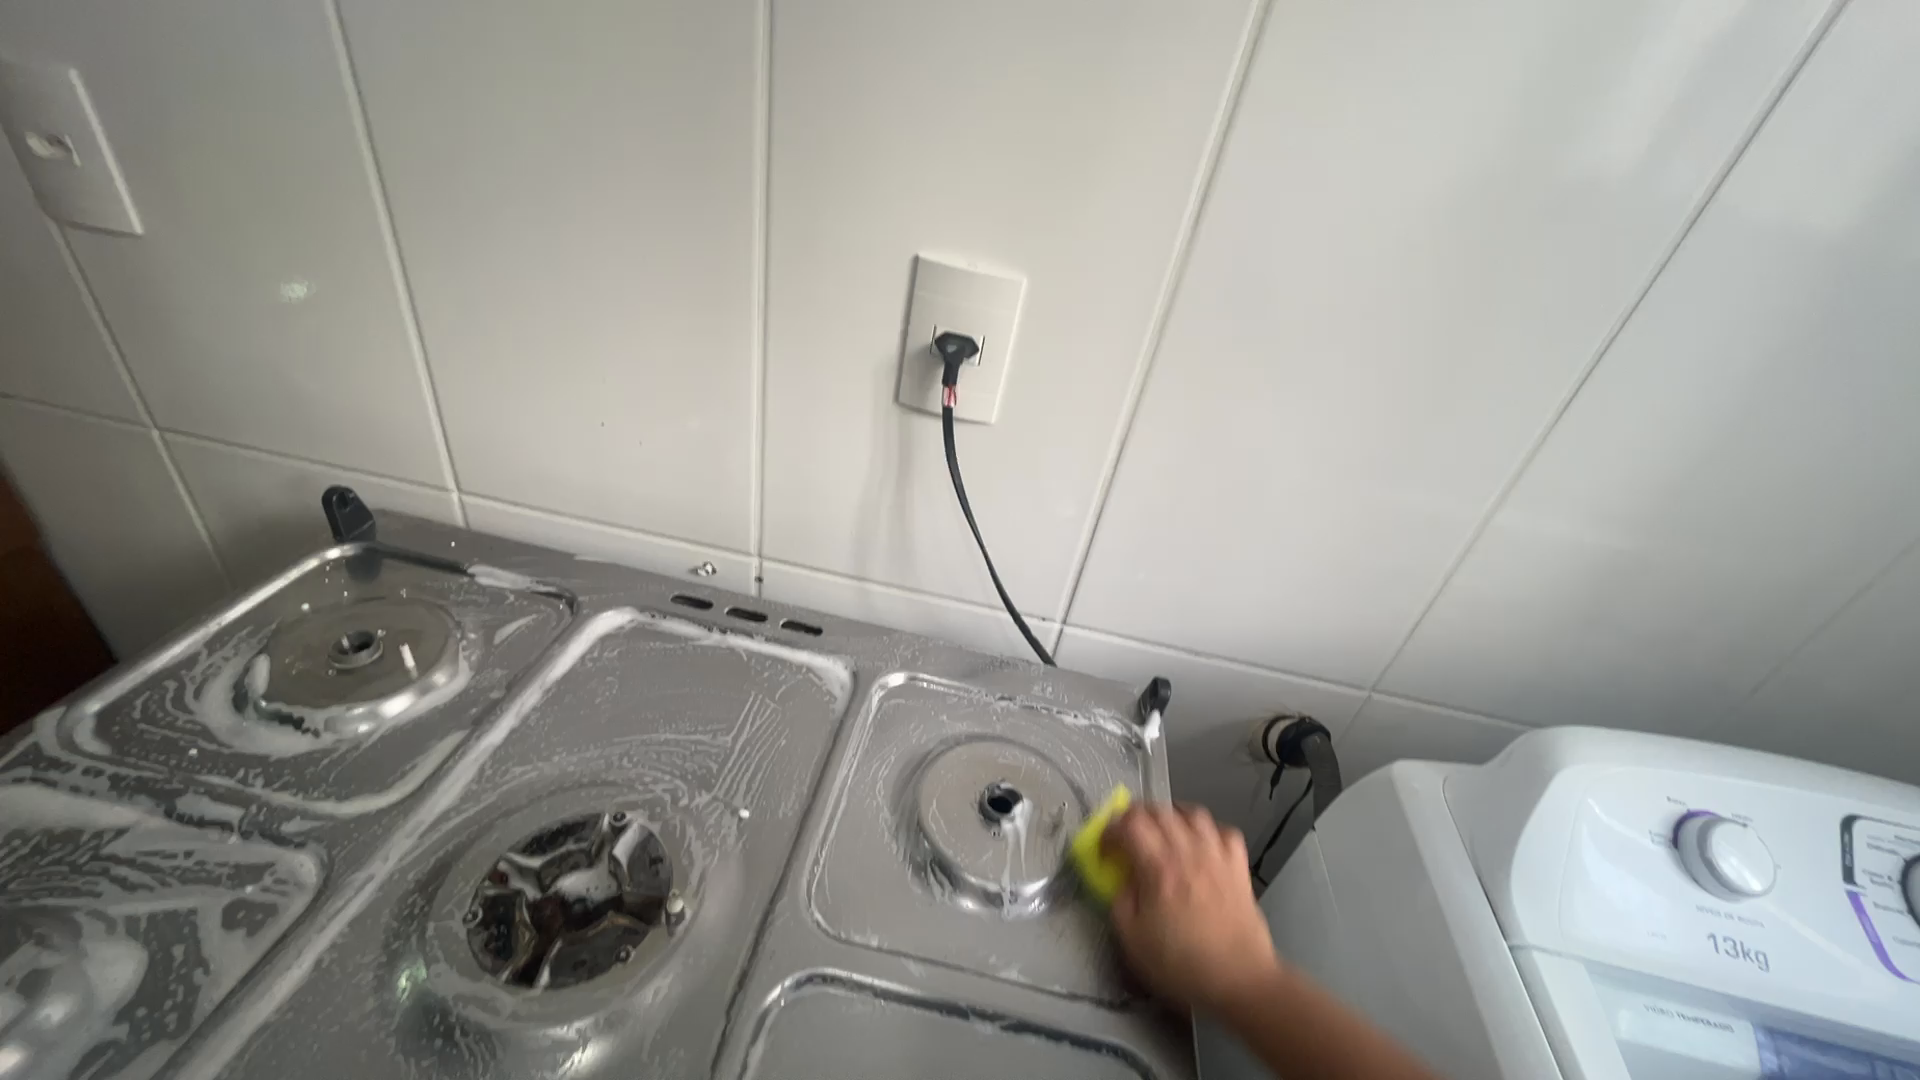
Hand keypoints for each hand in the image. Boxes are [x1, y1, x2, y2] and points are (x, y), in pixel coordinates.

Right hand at [1102, 802, 1281, 1013]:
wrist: (1241, 981)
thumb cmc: (1183, 964)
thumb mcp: (1133, 940)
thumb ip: (1120, 901)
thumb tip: (1124, 879)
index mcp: (1159, 867)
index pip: (1129, 823)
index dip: (1111, 830)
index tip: (1106, 850)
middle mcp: (1188, 851)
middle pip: (1158, 810)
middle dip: (1136, 817)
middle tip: (1128, 838)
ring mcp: (1217, 855)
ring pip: (1192, 812)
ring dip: (1172, 816)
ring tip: (1163, 833)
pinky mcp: (1239, 866)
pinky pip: (1224, 831)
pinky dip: (1209, 831)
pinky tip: (1201, 845)